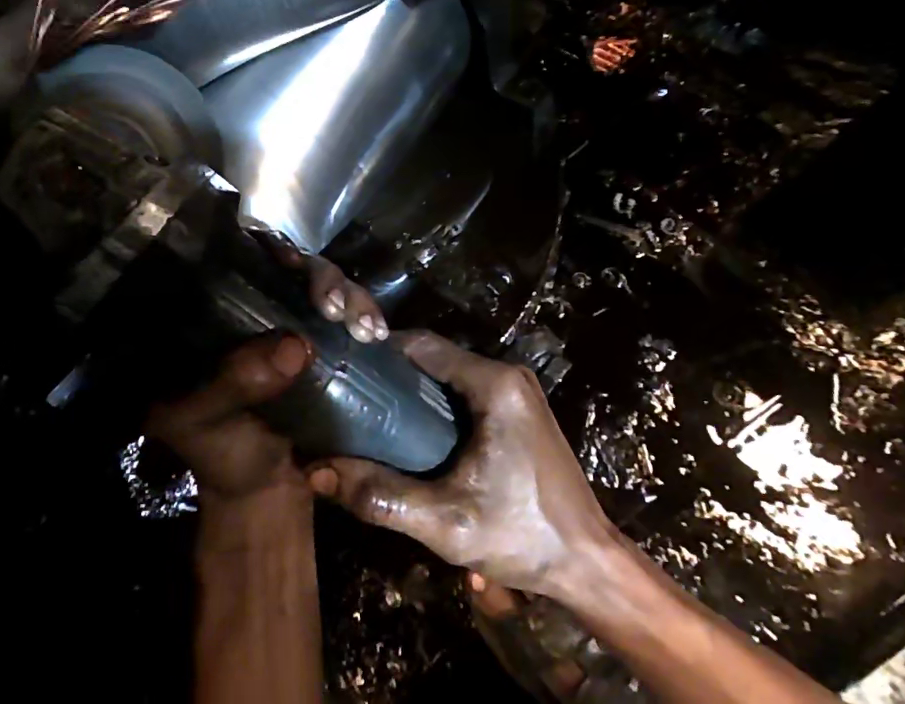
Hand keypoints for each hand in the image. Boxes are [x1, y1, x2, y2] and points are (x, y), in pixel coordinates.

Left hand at [146, 254, 386, 503]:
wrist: (265, 494)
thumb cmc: (221, 454)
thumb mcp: (206, 420)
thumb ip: (235, 383)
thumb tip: (295, 346)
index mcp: (217, 318)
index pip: (243, 263)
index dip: (268, 250)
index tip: (292, 261)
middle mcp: (261, 309)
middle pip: (294, 270)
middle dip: (321, 278)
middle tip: (334, 306)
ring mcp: (300, 324)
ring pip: (329, 287)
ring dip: (352, 298)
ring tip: (366, 328)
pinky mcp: (331, 344)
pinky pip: (352, 317)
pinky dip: (367, 317)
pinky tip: (378, 333)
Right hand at [305, 332, 617, 601]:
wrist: (588, 560)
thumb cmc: (522, 535)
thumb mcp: (445, 522)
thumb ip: (381, 496)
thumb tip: (317, 471)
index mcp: (494, 384)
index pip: (423, 345)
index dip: (379, 352)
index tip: (343, 366)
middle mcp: (507, 374)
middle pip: (435, 358)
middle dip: (392, 375)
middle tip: (349, 397)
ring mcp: (516, 391)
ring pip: (449, 375)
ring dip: (413, 391)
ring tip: (369, 414)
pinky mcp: (518, 409)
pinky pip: (466, 392)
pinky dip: (436, 404)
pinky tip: (409, 433)